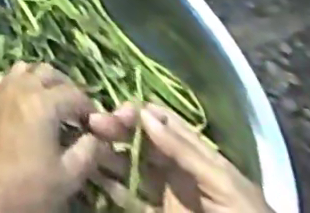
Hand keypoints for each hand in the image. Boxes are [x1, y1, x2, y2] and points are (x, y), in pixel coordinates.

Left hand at [0, 64, 116, 212]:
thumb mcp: (69, 175)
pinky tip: (30, 103)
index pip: (74, 93)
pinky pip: (8, 77)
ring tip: (55, 104)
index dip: (89, 106)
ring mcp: (2, 89)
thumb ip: (88, 152)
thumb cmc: (31, 186)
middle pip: (48, 72)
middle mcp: (20, 87)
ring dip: (43, 80)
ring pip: (26, 69)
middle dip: (67, 87)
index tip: (97, 124)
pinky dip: (22, 81)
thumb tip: (97, 137)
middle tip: (78, 112)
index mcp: (42, 103)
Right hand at [90, 104, 270, 212]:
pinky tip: (94, 175)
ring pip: (129, 164)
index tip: (118, 112)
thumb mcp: (223, 183)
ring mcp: (166, 194)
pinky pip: (129, 198)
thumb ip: (183, 150)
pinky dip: (110, 185)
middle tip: (93, 125)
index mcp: (196, 154)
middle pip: (139, 139)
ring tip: (86, 145)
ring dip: (107, 152)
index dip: (137, 111)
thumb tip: (143, 112)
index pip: (161, 120)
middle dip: (115, 128)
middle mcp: (176, 168)